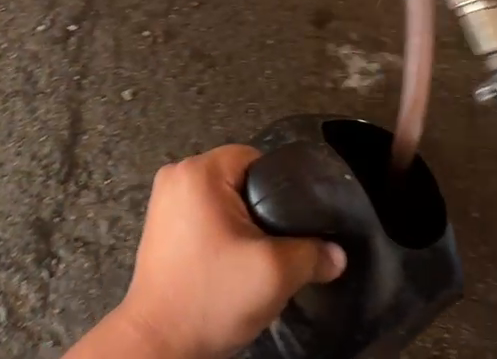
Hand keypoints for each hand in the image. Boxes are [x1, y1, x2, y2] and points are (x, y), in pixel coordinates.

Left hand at [102, 145, 344, 358]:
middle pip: (235, 178)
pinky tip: (232, 261)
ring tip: (258, 254)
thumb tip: (336, 253)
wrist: (161, 338)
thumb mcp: (274, 273)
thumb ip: (311, 254)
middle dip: (260, 208)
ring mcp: (163, 200)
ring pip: (220, 200)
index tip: (295, 217)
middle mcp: (175, 175)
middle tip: (279, 241)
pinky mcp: (160, 225)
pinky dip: (219, 233)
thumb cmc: (212, 295)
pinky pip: (202, 215)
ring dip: (240, 224)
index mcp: (197, 171)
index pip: (252, 158)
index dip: (280, 184)